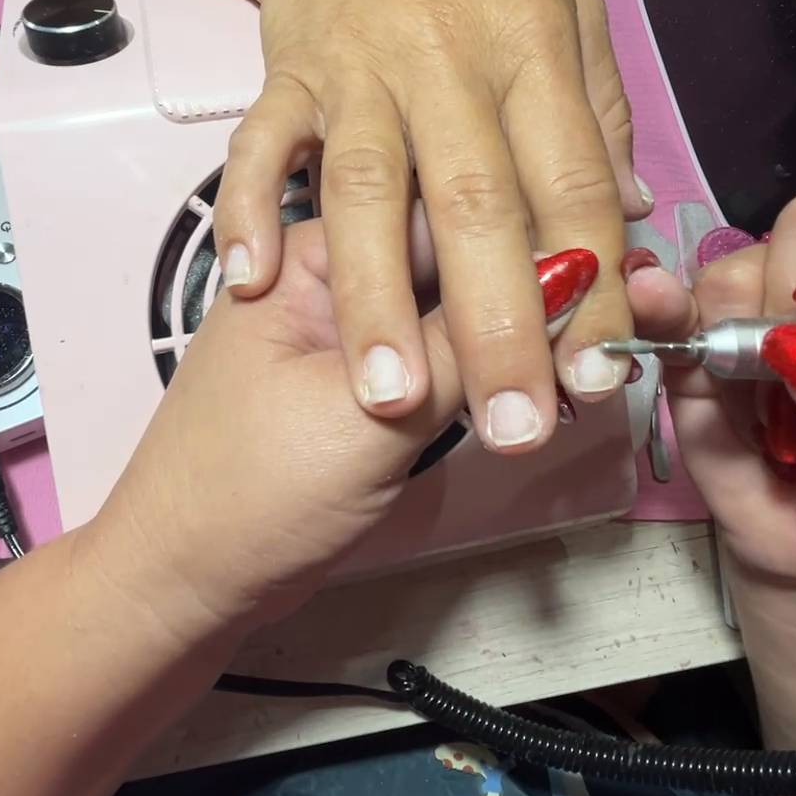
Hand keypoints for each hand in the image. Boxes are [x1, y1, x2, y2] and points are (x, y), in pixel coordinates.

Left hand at [92, 216, 597, 625]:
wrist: (191, 580)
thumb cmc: (251, 491)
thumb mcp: (365, 414)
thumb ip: (461, 347)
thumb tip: (564, 283)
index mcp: (315, 249)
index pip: (438, 215)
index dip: (522, 241)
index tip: (605, 274)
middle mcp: (338, 275)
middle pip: (450, 259)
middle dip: (525, 289)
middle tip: (604, 325)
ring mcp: (353, 329)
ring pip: (451, 310)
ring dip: (509, 334)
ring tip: (583, 359)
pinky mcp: (368, 380)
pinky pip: (439, 355)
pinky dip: (485, 368)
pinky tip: (535, 384)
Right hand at [212, 0, 648, 457]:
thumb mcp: (564, 13)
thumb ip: (595, 119)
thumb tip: (627, 221)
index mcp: (535, 51)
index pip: (573, 187)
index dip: (590, 288)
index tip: (595, 381)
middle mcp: (448, 62)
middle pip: (477, 205)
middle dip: (498, 326)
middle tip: (513, 429)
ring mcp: (356, 71)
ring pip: (368, 191)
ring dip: (375, 299)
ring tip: (385, 398)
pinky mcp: (284, 77)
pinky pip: (260, 148)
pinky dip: (251, 211)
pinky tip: (250, 281)